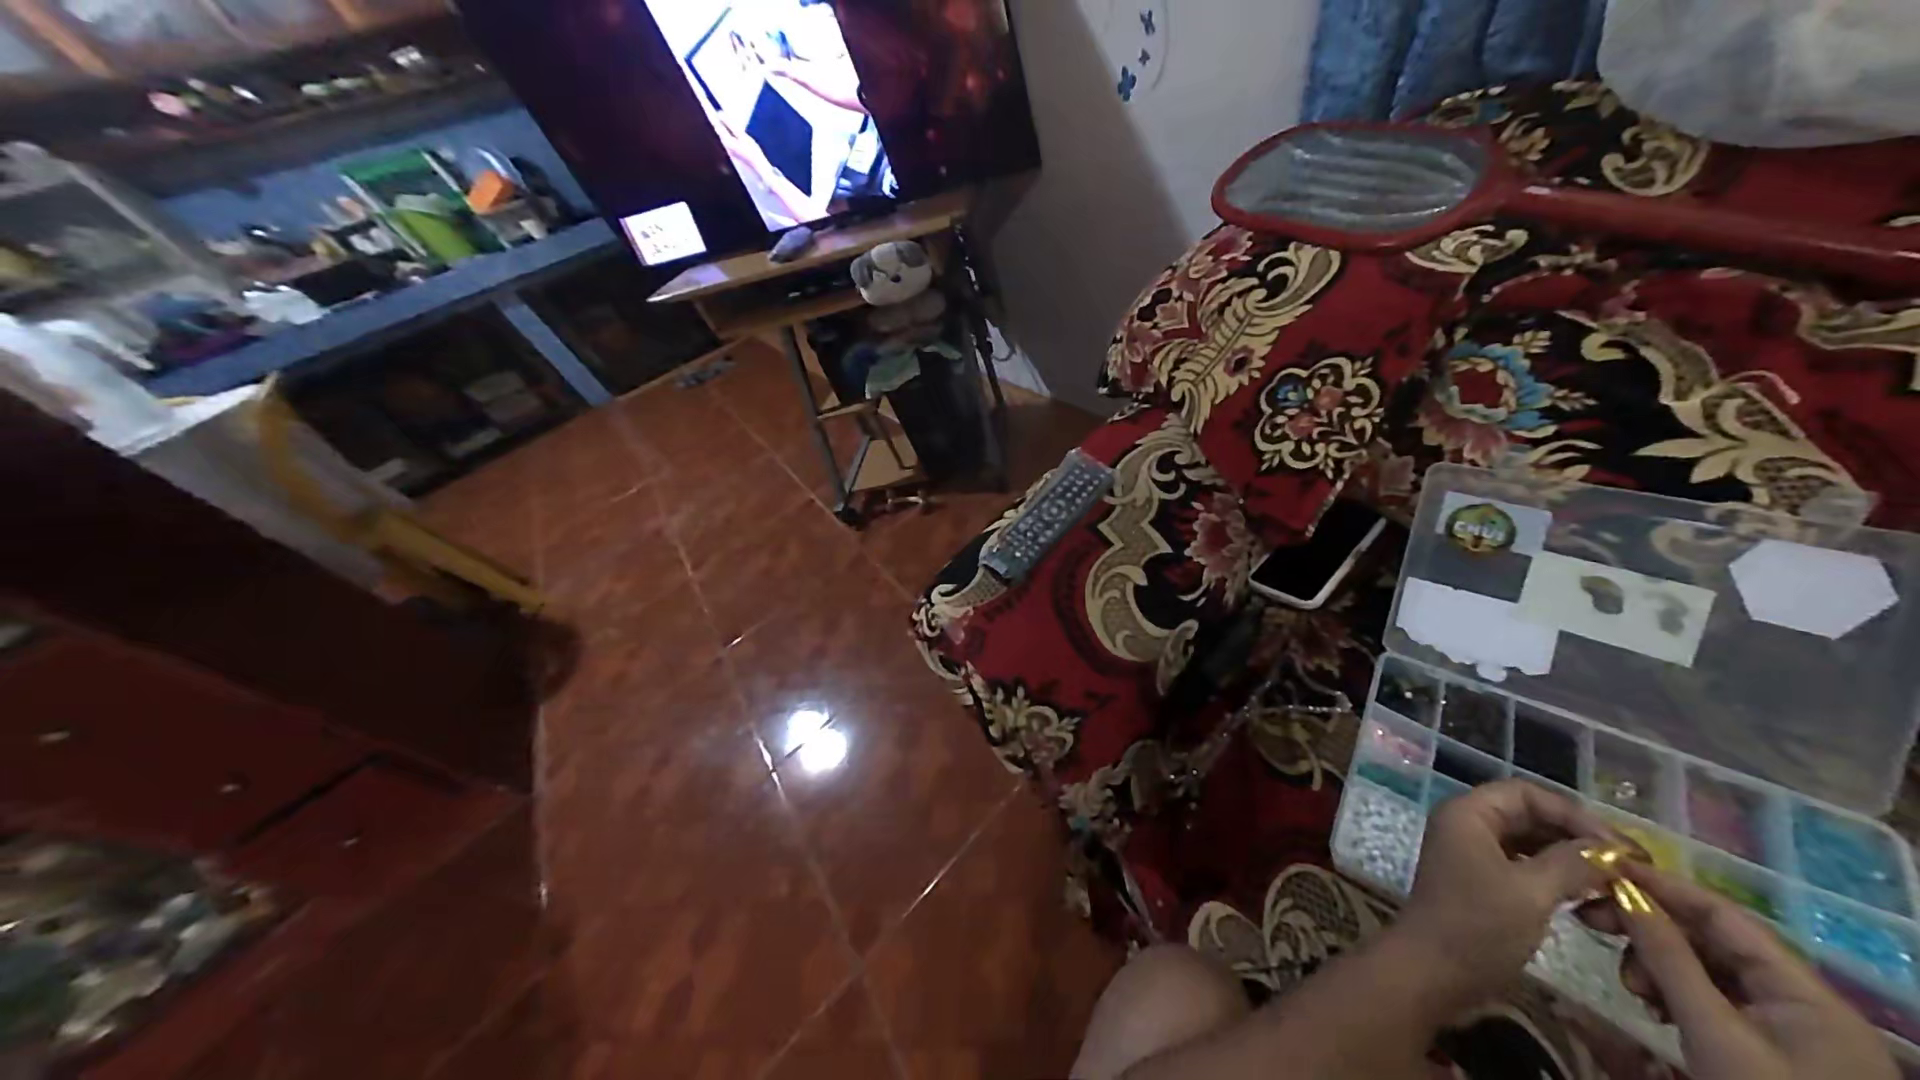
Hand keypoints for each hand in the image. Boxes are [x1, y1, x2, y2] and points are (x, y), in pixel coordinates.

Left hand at [1394, 780, 1620, 1014]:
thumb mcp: (1531, 891)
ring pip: (1529, 841)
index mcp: (1467, 813)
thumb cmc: (1477, 924)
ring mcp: (1471, 851)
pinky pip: (1523, 864)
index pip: (1526, 793)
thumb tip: (1612, 851)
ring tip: (1615, 884)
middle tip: (1630, 867)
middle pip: (1528, 815)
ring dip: (1570, 858)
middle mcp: (1465, 824)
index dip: (1575, 814)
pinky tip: (1588, 897)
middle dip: (1577, 836)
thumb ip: (1571, 864)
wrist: (1434, 969)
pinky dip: (1555, 875)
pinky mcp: (1480, 879)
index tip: (1622, 847)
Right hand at [1594, 864, 1895, 1079]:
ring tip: (1630, 984)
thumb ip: (1667, 958)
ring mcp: (1787, 1027)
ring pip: (1707, 968)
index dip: (1663, 886)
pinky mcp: (1767, 1048)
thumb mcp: (1711, 1030)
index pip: (1724, 914)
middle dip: (1650, 927)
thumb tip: (1622, 891)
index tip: (1601, 869)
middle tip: (1592, 920)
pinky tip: (1651, 1003)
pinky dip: (1673, 991)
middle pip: (1714, 940)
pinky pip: (1712, 998)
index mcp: (1806, 992)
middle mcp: (1801, 1000)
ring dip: (1657, 963)